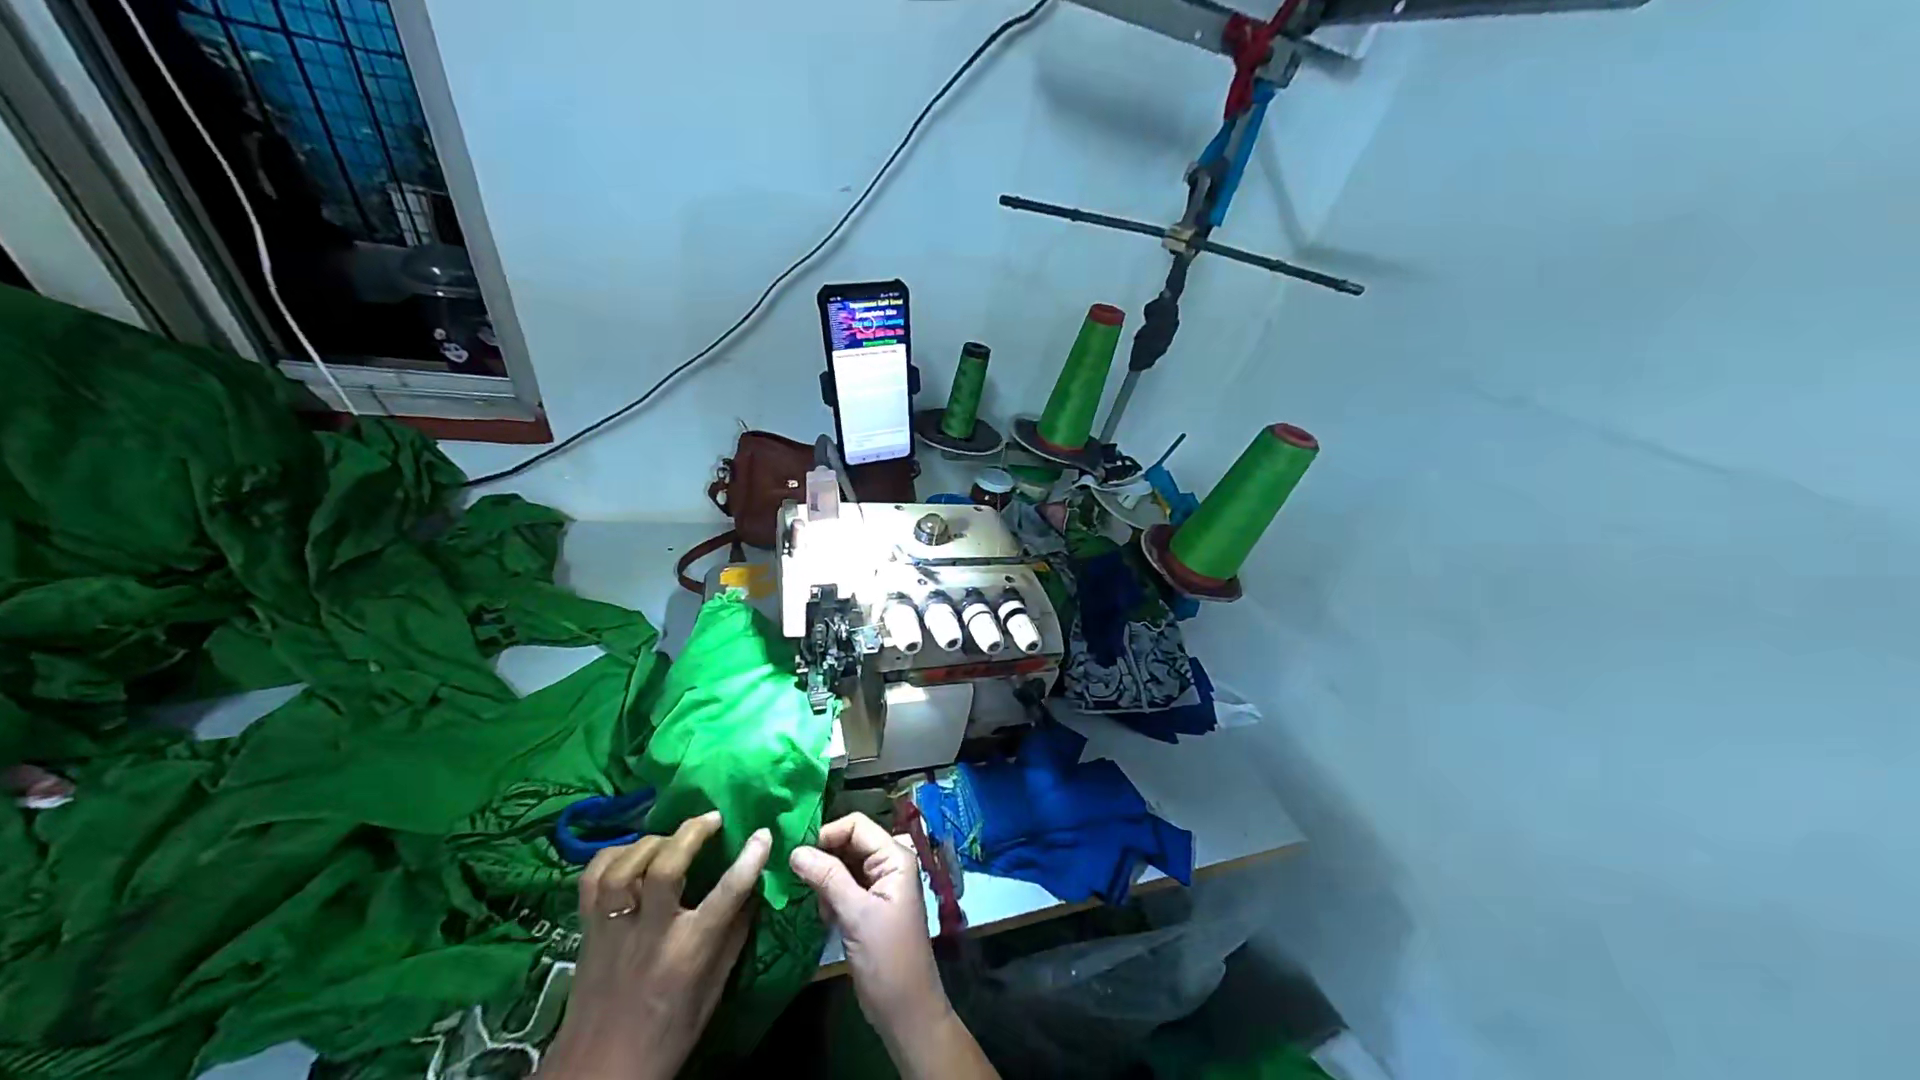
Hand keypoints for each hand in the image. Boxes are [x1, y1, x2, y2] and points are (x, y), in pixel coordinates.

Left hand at [538, 812, 769, 1079]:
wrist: (597, 1071)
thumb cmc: (666, 1035)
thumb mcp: (712, 992)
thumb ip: (732, 937)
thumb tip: (754, 891)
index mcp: (687, 953)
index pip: (725, 896)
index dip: (749, 860)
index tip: (764, 833)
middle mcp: (649, 934)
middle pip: (665, 868)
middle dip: (691, 833)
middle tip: (712, 818)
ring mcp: (612, 929)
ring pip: (624, 868)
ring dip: (651, 841)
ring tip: (671, 836)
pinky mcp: (586, 929)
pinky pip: (592, 878)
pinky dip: (613, 855)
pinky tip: (631, 852)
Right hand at [789, 812, 946, 1037]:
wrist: (905, 1011)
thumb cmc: (887, 960)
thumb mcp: (856, 915)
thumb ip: (828, 878)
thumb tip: (795, 851)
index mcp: (895, 857)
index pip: (856, 825)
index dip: (826, 834)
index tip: (797, 856)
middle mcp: (888, 864)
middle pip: (848, 842)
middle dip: (822, 857)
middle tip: (796, 878)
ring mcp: (878, 885)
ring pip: (842, 864)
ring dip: (824, 878)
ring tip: (814, 901)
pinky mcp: (867, 905)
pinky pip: (842, 885)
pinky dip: (829, 894)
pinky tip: (824, 914)